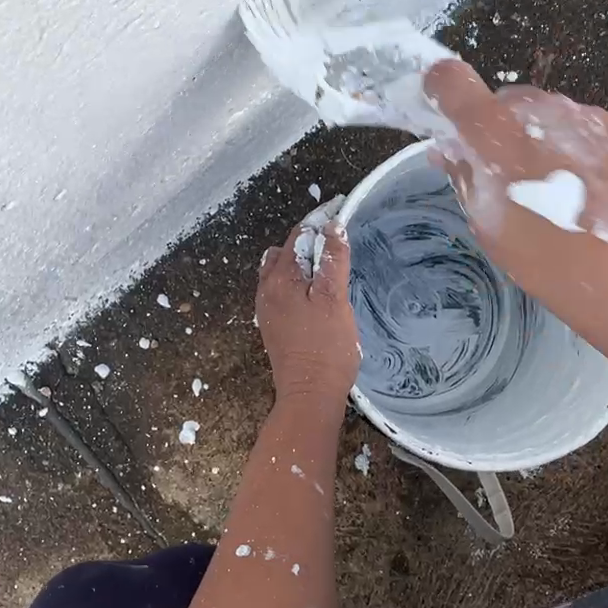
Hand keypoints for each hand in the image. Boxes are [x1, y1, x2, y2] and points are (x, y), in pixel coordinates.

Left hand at [255, 221, 359, 403]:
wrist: (309, 394)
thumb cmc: (326, 347)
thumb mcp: (335, 298)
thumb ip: (333, 260)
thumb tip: (333, 226)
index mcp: (280, 277)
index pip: (299, 234)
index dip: (320, 221)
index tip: (341, 213)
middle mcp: (266, 288)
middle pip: (286, 250)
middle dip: (309, 241)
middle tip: (337, 243)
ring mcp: (267, 308)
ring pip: (281, 271)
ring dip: (301, 263)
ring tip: (327, 268)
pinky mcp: (273, 324)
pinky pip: (281, 290)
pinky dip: (297, 282)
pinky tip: (314, 294)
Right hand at [423, 59, 607, 311]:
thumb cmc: (554, 262)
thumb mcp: (490, 228)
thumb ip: (465, 179)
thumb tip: (450, 151)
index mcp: (495, 134)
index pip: (452, 83)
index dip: (440, 91)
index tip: (441, 109)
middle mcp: (540, 111)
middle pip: (503, 102)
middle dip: (495, 130)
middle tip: (502, 175)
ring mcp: (586, 116)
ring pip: (545, 115)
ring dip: (536, 140)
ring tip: (551, 190)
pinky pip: (583, 128)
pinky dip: (575, 149)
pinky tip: (587, 191)